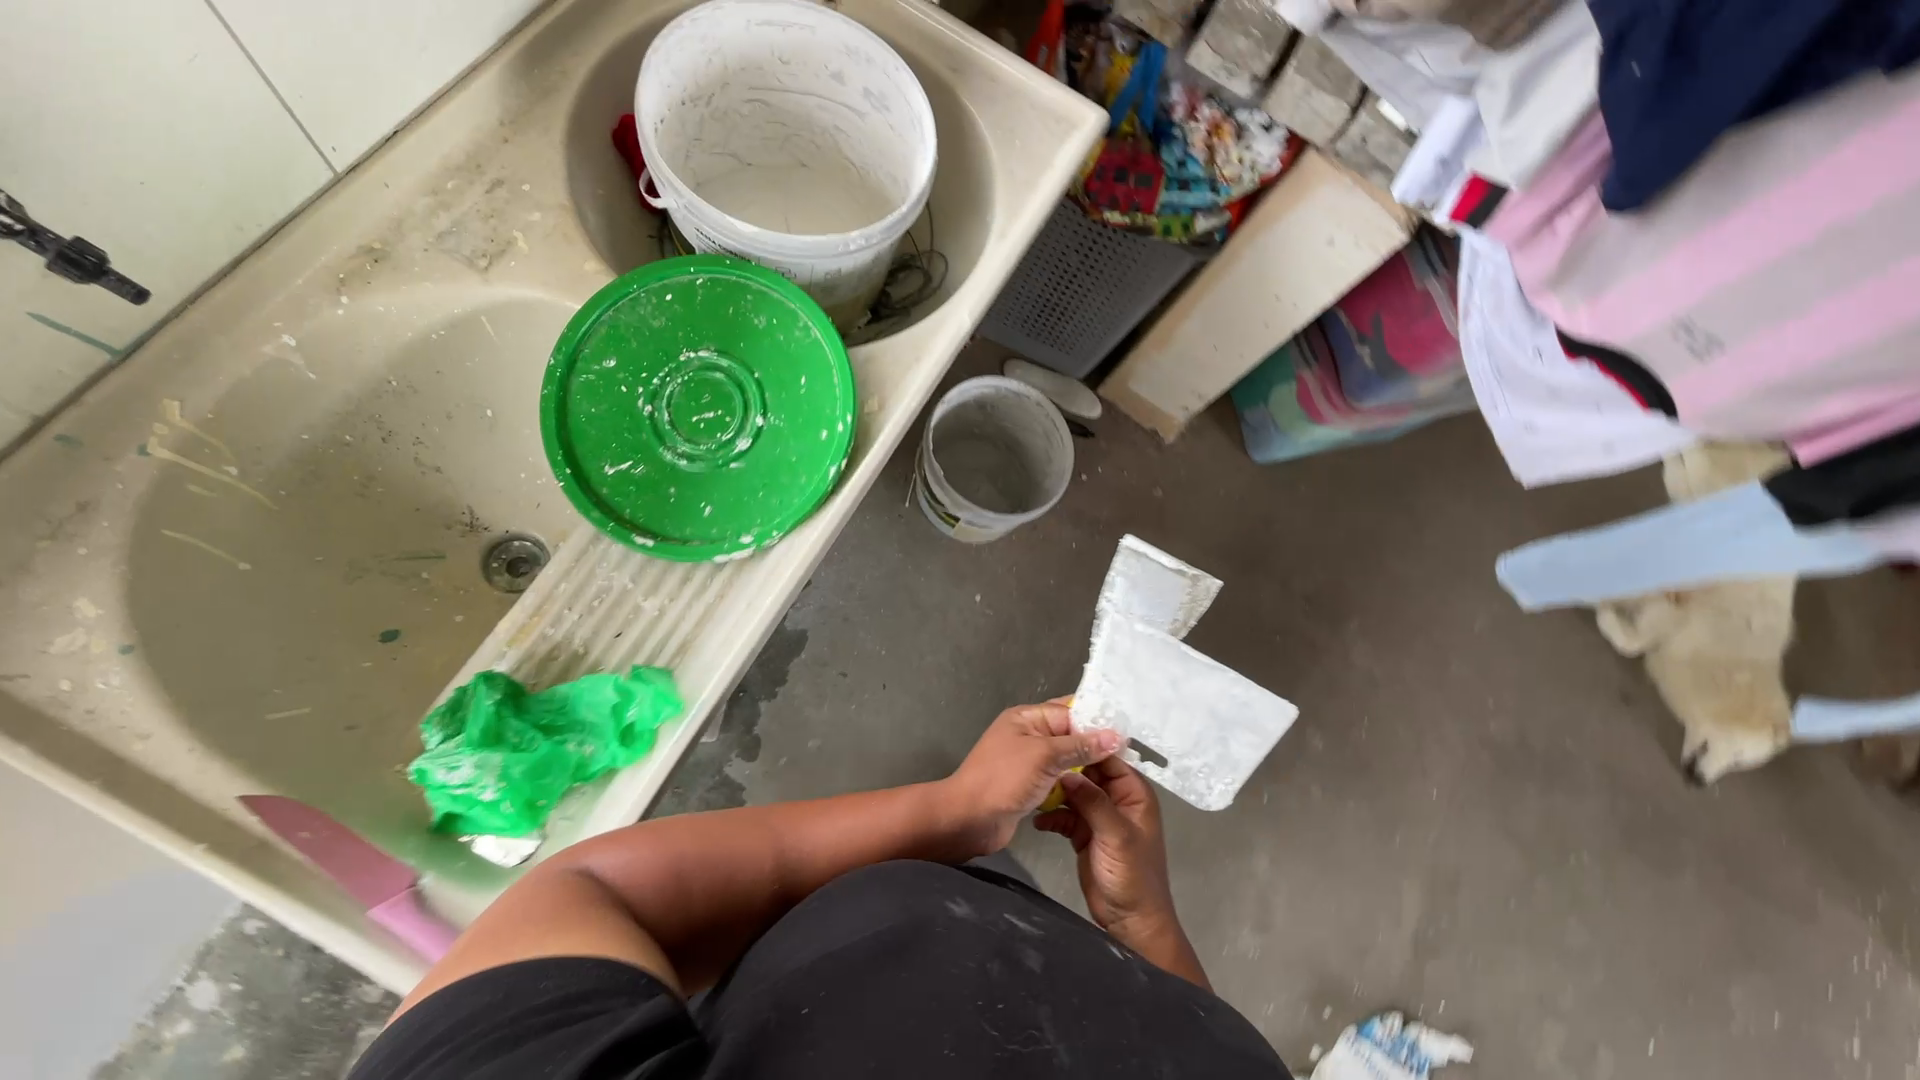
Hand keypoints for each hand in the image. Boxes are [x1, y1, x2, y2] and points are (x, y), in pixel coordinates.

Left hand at [944, 701, 1124, 856]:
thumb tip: (1116, 735)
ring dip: (1085, 766)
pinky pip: (1059, 778)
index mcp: (1027, 718)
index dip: (1097, 722)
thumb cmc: (1003, 780)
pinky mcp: (1030, 785)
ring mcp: (1029, 761)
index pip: (1070, 711)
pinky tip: (1095, 790)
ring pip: (1066, 758)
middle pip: (1069, 734)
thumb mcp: (1044, 756)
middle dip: (1095, 744)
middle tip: (1128, 755)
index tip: (1127, 735)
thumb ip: (1081, 746)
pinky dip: (1073, 783)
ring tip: (1118, 772)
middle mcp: (1028, 734)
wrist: (968, 820)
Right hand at [1033, 756, 1208, 987]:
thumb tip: (1067, 772)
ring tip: (1031, 789)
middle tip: (1036, 762)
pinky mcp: (1084, 834)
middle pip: (1088, 773)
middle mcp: (1117, 800)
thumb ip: (1094, 802)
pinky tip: (1037, 821)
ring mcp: (1099, 817)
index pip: (1109, 759)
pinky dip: (1052, 816)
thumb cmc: (1133, 876)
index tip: (1057, 734)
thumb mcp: (1116, 835)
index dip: (1086, 745)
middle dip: (1065, 769)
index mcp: (1134, 794)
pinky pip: (1066, 816)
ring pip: (1074, 793)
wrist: (1130, 921)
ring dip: (1055, 793)